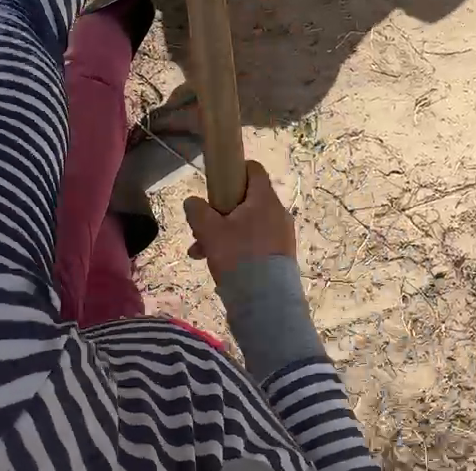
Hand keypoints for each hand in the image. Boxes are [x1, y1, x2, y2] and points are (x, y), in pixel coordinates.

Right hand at [182, 161, 295, 283]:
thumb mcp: (209, 231)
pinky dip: (239, 249)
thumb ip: (197, 211)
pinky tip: (220, 266)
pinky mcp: (282, 257)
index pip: (254, 169)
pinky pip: (257, 243)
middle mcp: (278, 213)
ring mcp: (283, 236)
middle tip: (203, 229)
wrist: (267, 305)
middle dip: (221, 213)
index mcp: (264, 199)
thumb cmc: (238, 257)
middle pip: (247, 200)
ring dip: (225, 234)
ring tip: (202, 253)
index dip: (235, 171)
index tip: (217, 183)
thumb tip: (192, 202)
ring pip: (249, 225)